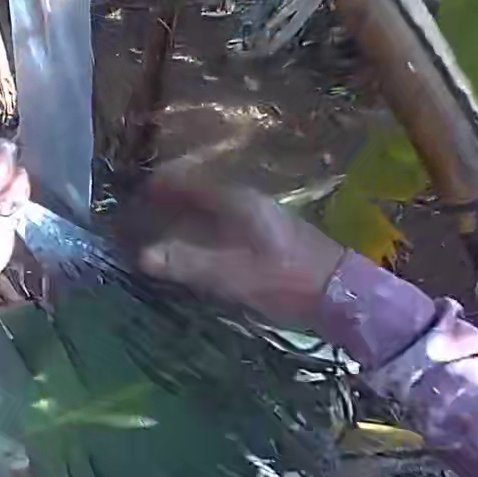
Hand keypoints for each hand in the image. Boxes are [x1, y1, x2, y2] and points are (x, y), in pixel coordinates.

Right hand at [133, 177, 346, 326]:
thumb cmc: (286, 280)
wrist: (343, 296)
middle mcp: (246, 202)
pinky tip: (191, 249)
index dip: (160, 184)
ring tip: (158, 233)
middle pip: (198, 193)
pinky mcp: (265, 237)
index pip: (189, 180)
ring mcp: (258, 219)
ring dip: (183, 217)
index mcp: (237, 201)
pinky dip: (199, 231)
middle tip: (140, 217)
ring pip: (210, 209)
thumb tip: (142, 257)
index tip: (134, 195)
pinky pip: (221, 225)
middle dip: (167, 202)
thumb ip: (186, 264)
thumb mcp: (232, 275)